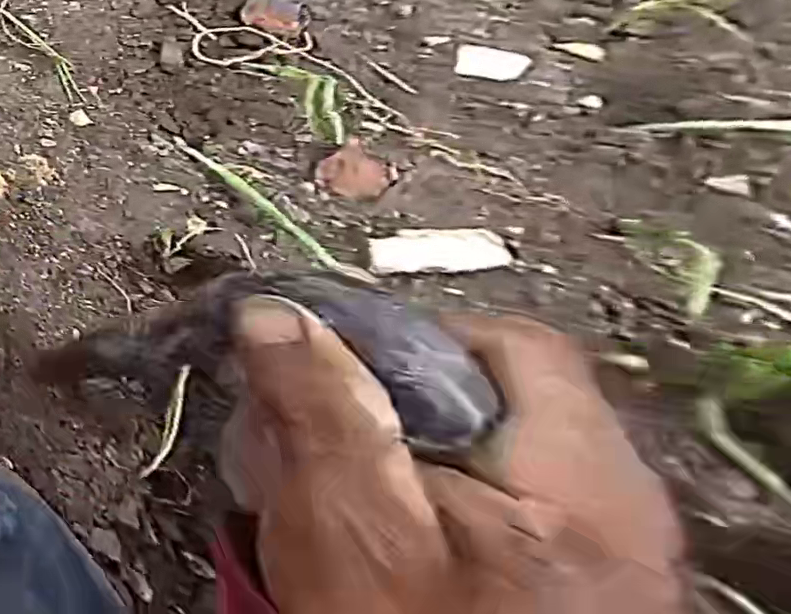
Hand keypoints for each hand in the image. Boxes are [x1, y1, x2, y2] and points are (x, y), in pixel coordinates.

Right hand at [226, 298, 685, 613]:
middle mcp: (609, 503)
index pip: (509, 342)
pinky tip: (351, 503)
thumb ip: (316, 404)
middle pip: (478, 384)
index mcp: (584, 483)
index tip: (333, 358)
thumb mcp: (348, 516)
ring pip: (462, 429)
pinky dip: (399, 471)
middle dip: (375, 385)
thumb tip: (271, 310)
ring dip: (375, 429)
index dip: (409, 330)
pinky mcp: (553, 569)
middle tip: (308, 416)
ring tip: (317, 465)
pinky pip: (467, 477)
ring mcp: (587, 542)